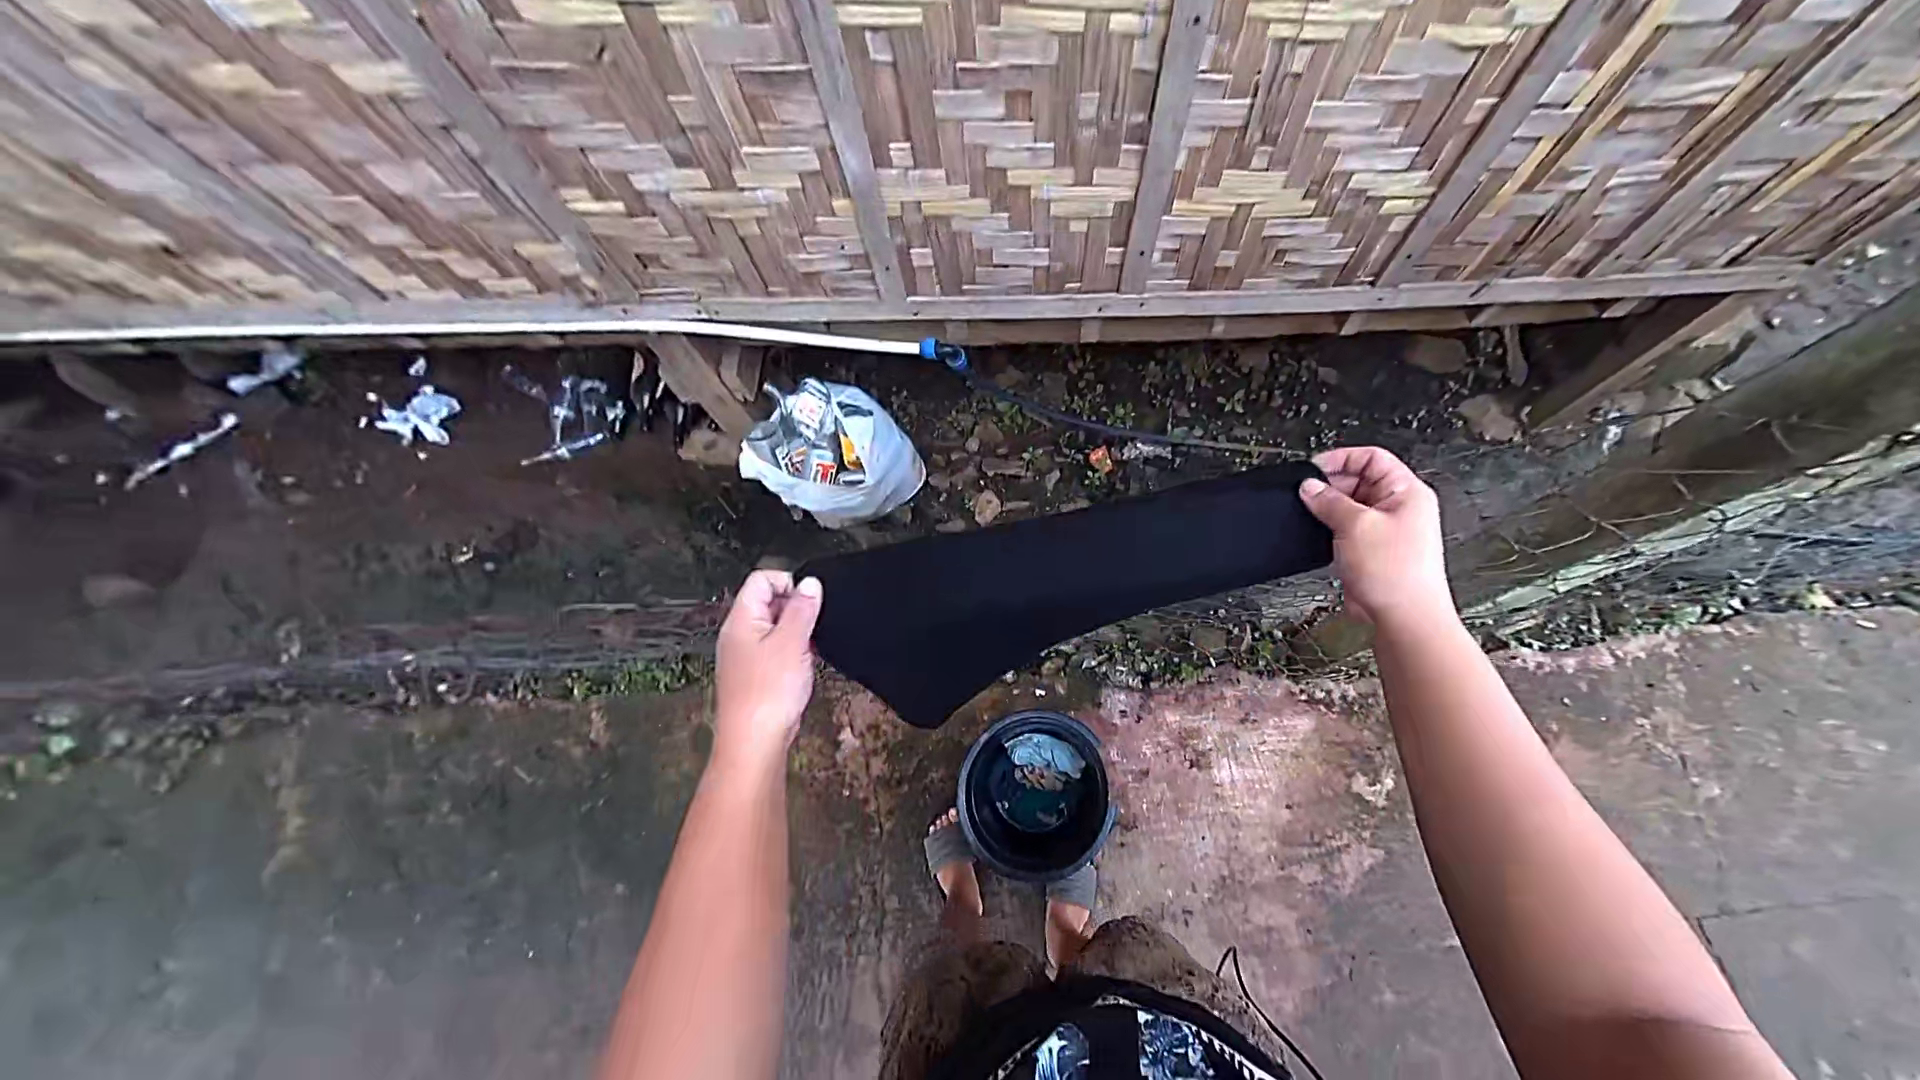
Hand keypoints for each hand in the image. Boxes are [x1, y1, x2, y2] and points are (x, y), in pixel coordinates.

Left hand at [713, 570, 822, 768]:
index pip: (762, 580)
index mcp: (740, 620)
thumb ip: (802, 609)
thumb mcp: (792, 641)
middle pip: (768, 602)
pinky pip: (776, 651)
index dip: (789, 583)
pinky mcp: (755, 676)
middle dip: (795, 609)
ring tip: (806, 651)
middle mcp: (738, 635)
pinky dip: (793, 653)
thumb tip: (810, 584)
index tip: (809, 601)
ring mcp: (745, 656)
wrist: (754, 742)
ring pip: (774, 628)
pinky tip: (802, 669)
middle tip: (811, 627)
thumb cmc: (766, 695)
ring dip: (796, 633)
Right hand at [1298, 446, 1454, 627]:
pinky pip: (1346, 528)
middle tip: (1306, 495)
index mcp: (1406, 492)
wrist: (1403, 615)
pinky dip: (1329, 527)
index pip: (1372, 458)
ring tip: (1311, 516)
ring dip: (1328, 508)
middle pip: (1359, 480)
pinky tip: (1318, 534)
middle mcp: (1398, 507)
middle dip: (1330, 485)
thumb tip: (1309, 486)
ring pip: (1350, 505)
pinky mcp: (1370, 548)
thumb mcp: (1356, 525)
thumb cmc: (1395, 572)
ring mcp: (1384, 529)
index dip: (1341, 458)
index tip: (1312, 468)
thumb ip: (1329, 501)